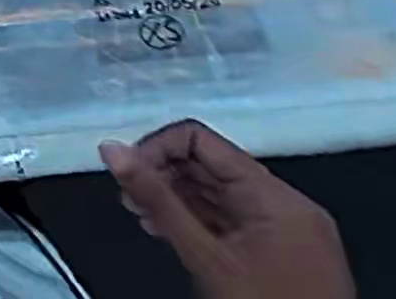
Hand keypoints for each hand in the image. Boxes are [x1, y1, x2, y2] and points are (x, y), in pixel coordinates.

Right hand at [100, 119, 355, 298]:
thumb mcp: (203, 254)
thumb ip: (155, 196)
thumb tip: (109, 148)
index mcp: (275, 197)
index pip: (200, 140)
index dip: (157, 148)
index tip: (129, 174)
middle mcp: (285, 204)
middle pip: (206, 163)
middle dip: (161, 175)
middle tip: (128, 197)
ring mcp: (286, 228)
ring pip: (213, 189)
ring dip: (171, 196)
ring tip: (141, 214)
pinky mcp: (281, 248)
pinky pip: (227, 214)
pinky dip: (193, 216)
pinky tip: (165, 229)